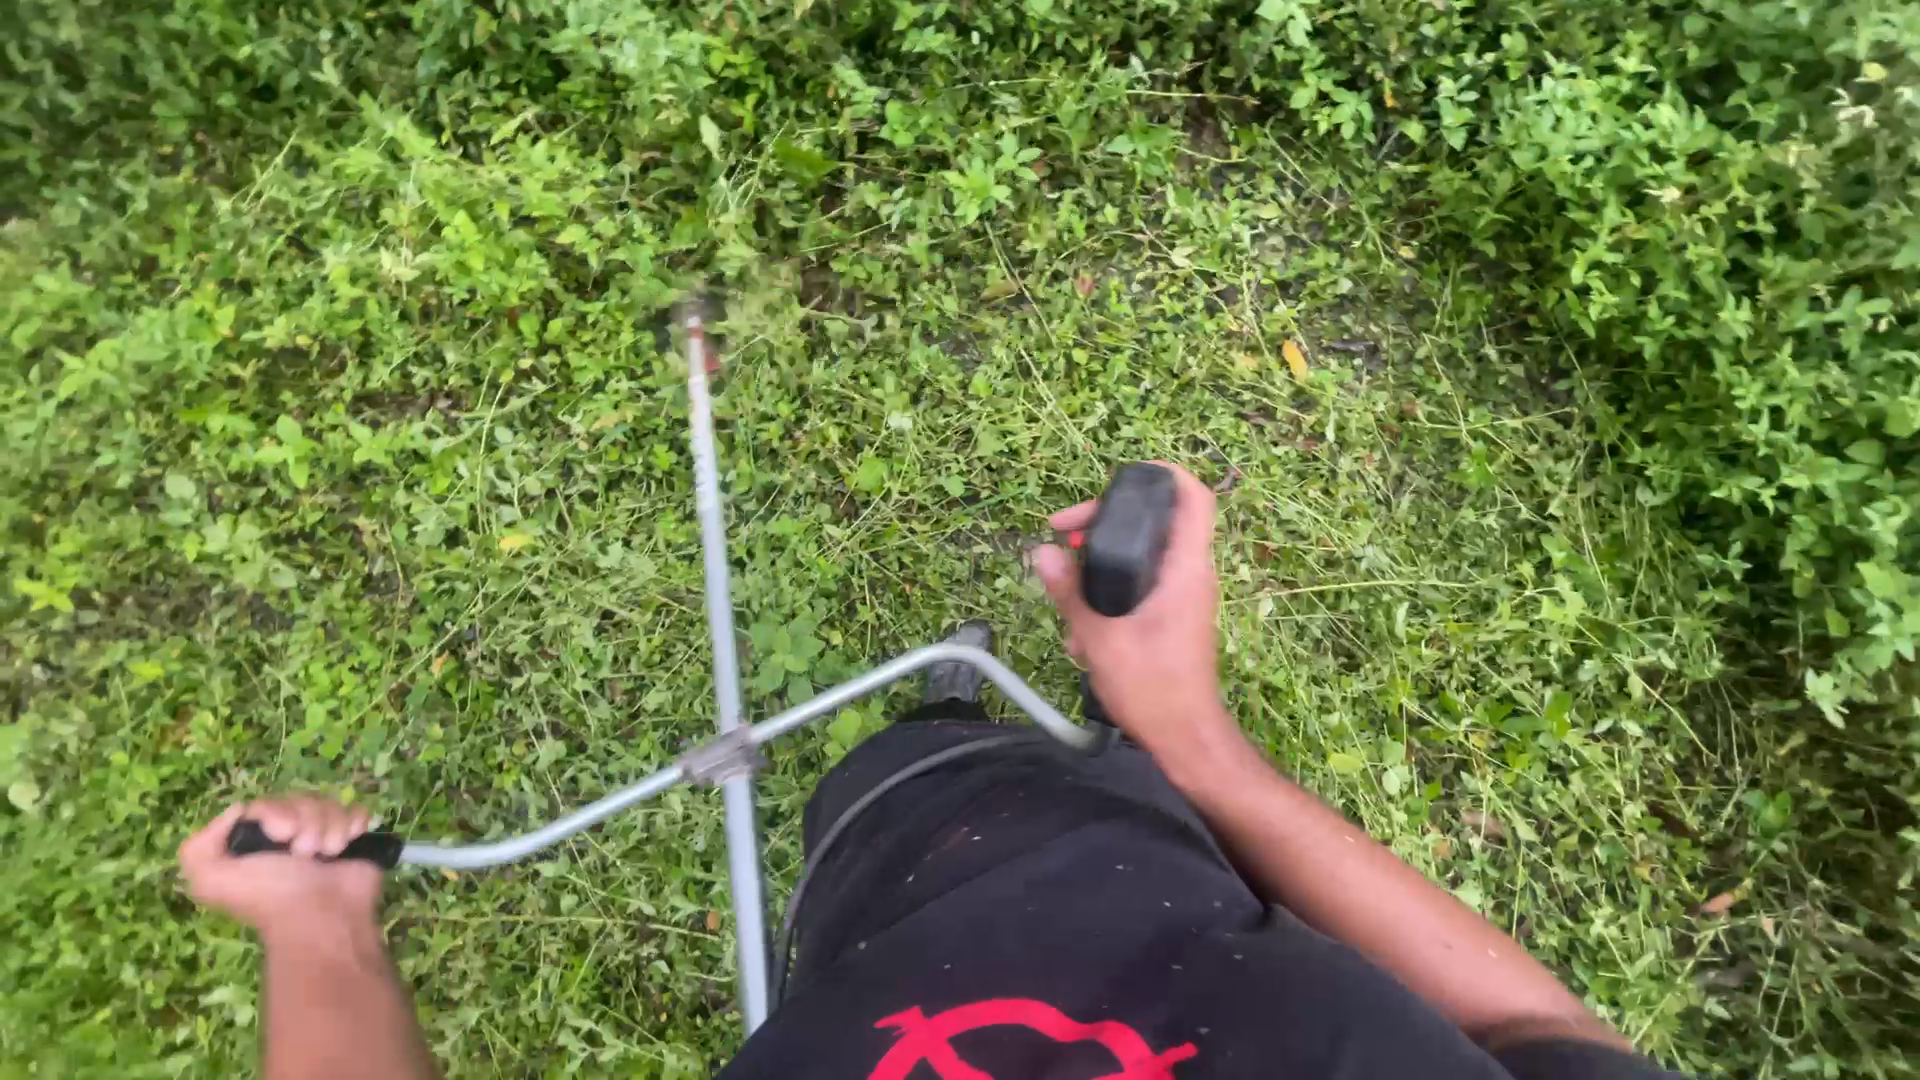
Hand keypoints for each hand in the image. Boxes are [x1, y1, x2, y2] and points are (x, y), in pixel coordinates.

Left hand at [179, 796, 383, 942]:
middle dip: (309, 823)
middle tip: (307, 852)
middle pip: (303, 799)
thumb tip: (239, 810)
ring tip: (329, 854)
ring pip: (331, 804)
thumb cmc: (269, 894)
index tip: (283, 836)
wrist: (323, 912)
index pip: (269, 802)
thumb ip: (199, 847)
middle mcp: (288, 835)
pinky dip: (354, 825)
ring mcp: (323, 833)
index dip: (280, 813)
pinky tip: (347, 845)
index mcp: (254, 840)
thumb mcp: (213, 880)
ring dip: (332, 828)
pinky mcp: (353, 836)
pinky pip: (357, 811)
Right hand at [1032, 462, 1243, 766]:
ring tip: (1066, 592)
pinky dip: (1110, 595)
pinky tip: (1081, 631)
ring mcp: (1183, 597)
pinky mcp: (1172, 617)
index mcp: (1185, 569)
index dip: (1162, 474)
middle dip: (1105, 524)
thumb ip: (1070, 591)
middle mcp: (1190, 575)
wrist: (1185, 739)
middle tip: (1066, 537)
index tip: (1117, 481)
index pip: (1193, 497)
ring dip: (1100, 568)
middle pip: (1154, 522)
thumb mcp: (1100, 636)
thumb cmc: (1152, 688)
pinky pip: (1139, 587)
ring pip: (1140, 558)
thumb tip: (1042, 552)